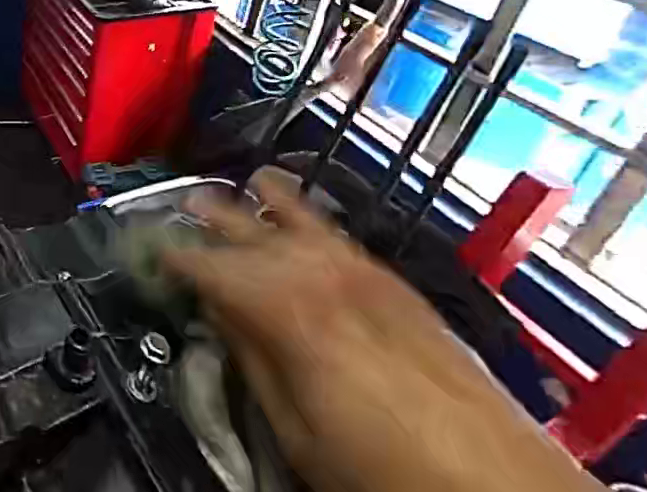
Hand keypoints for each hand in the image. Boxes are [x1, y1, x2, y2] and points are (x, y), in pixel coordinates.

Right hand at [165, 167, 602, 491]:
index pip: (217, 270)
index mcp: (288, 310)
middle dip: (217, 216)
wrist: (492, 476)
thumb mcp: (298, 431)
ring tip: (245, 184)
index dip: (181, 256)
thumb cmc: (379, 468)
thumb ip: (254, 361)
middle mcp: (321, 271)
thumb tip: (220, 313)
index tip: (154, 246)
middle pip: (255, 232)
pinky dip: (308, 214)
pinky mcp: (388, 277)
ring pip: (299, 218)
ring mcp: (359, 268)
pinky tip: (302, 211)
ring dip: (265, 202)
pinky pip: (334, 231)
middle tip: (185, 202)